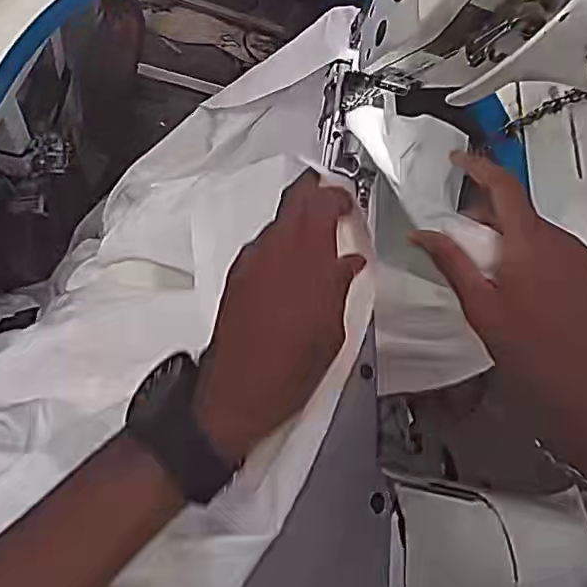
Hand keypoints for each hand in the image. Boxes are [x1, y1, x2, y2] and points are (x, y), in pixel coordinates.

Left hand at [196, 170, 366, 464]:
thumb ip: (341, 284)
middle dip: (318, 193)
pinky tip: (293, 266)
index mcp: (308, 256)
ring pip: (280, 218)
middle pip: (297, 197)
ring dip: (300, 219)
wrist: (237, 393)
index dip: (340, 196)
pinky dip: (282, 242)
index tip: (349, 203)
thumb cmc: (288, 368)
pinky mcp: (238, 273)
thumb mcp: (334, 328)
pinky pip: (265, 243)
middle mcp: (277, 249)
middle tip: (335, 203)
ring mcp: (253, 259)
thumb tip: (349, 264)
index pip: (324, 201)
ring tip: (318, 241)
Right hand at [411, 154, 586, 477]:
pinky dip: (525, 250)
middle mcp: (558, 242)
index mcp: (531, 244)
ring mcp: (575, 256)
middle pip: (514, 208)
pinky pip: (548, 244)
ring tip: (485, 273)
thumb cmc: (534, 356)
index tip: (459, 161)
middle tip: (459, 240)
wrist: (581, 393)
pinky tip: (512, 283)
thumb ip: (451, 262)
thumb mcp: (480, 306)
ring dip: (504, 236)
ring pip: (531, 227)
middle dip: (483, 216)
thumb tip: (425, 236)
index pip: (504, 186)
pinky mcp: (583, 271)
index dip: (478, 168)